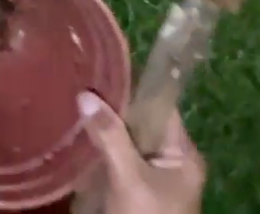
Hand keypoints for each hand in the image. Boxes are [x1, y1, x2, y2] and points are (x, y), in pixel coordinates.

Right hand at [71, 91, 205, 213]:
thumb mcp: (129, 178)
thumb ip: (110, 136)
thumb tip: (86, 94)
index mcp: (184, 155)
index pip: (160, 105)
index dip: (133, 86)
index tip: (100, 68)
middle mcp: (172, 162)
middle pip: (140, 122)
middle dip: (112, 108)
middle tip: (80, 87)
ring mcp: (154, 178)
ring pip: (126, 140)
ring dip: (103, 129)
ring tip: (75, 107)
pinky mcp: (136, 190)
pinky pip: (118, 158)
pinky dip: (101, 148)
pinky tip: (79, 138)